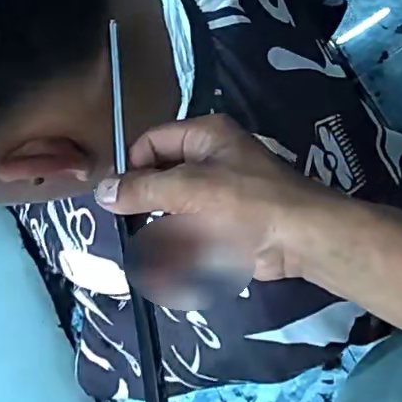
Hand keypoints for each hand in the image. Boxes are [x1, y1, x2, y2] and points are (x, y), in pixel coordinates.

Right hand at [94, 114, 363, 283]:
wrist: (299, 237)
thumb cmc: (247, 202)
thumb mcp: (191, 189)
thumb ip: (144, 188)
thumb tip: (102, 190)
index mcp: (205, 136)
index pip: (152, 142)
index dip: (132, 166)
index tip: (117, 197)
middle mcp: (210, 158)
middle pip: (160, 177)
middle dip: (146, 205)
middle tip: (130, 226)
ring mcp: (216, 193)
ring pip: (171, 210)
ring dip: (161, 232)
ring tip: (156, 250)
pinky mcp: (222, 224)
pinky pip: (187, 233)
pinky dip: (179, 249)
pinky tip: (174, 264)